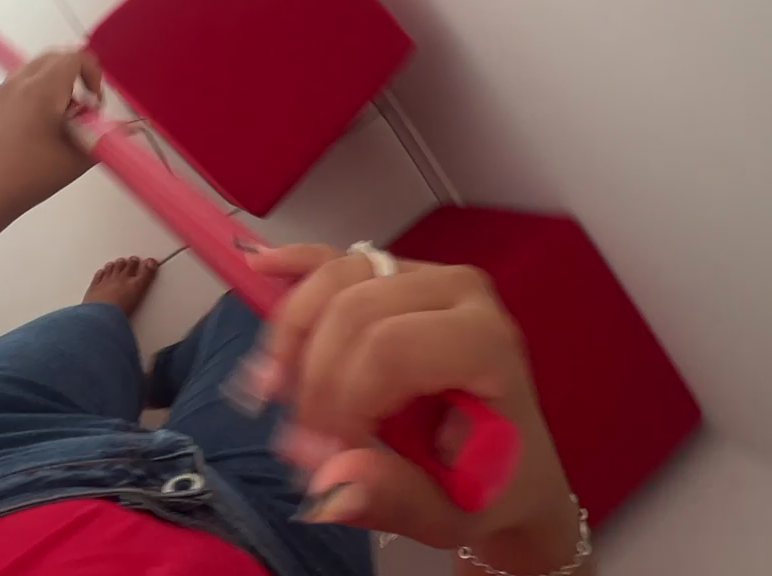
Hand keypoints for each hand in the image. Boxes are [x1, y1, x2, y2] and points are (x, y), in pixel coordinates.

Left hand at [0, 49, 102, 217]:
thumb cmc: (27, 177)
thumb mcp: (77, 159)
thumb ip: (107, 139)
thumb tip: (131, 128)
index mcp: (42, 89)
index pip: (75, 57)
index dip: (94, 75)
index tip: (95, 104)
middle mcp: (18, 83)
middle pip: (55, 57)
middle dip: (76, 76)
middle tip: (84, 108)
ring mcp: (0, 93)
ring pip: (36, 70)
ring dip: (56, 85)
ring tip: (62, 121)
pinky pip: (19, 85)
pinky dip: (37, 94)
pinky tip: (39, 130)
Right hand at [244, 245, 582, 567]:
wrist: (512, 461)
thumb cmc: (491, 485)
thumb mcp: (453, 512)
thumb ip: (395, 499)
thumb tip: (329, 482)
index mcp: (485, 341)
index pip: (390, 347)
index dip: (343, 400)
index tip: (327, 456)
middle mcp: (456, 289)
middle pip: (354, 309)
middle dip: (313, 376)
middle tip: (300, 439)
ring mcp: (424, 273)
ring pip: (336, 277)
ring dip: (293, 332)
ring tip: (274, 389)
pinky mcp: (394, 274)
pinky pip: (336, 259)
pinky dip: (295, 263)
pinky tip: (259, 265)